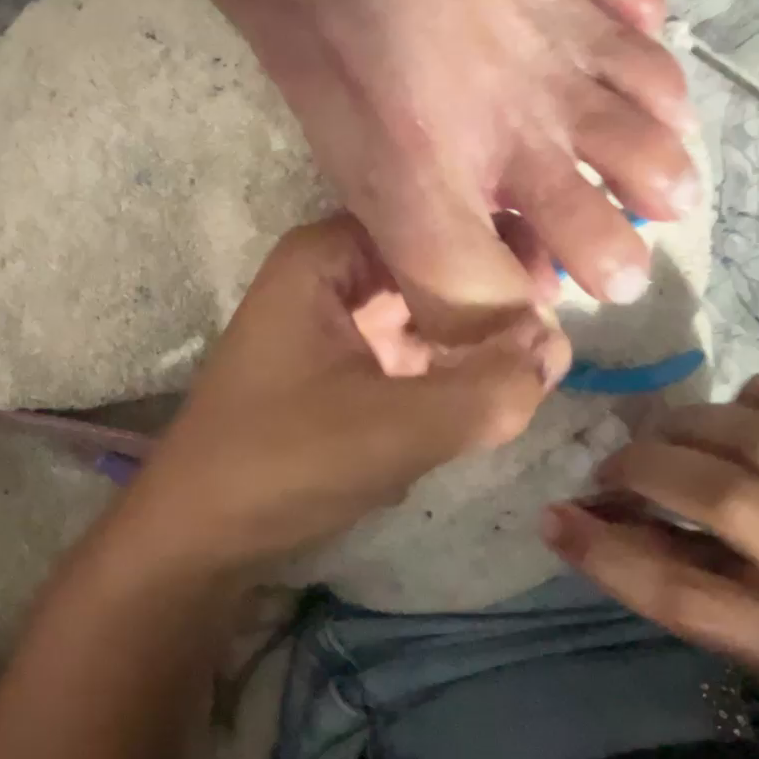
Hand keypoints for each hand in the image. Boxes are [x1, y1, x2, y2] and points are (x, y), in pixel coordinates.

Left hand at [114, 214, 569, 574]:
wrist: (198, 537)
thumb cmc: (284, 463)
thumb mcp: (398, 427)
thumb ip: (488, 387)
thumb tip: (560, 341)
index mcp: (324, 256)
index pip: (430, 221)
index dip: (497, 248)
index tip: (560, 284)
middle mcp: (324, 274)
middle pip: (427, 264)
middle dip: (487, 299)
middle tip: (555, 331)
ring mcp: (326, 321)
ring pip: (419, 311)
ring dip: (467, 339)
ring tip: (532, 363)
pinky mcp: (332, 367)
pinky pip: (403, 349)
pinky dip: (439, 369)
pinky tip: (481, 393)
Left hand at [243, 0, 697, 334]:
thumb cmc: (319, 47)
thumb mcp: (344, 162)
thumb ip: (414, 223)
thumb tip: (474, 251)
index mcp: (447, 190)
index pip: (511, 291)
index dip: (527, 306)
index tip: (533, 289)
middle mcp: (531, 130)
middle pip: (615, 223)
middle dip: (621, 258)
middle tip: (618, 263)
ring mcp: (569, 42)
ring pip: (658, 118)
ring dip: (660, 157)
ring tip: (653, 170)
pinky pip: (644, 11)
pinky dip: (644, 43)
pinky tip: (627, 50)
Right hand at [541, 375, 758, 724]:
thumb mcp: (722, 636)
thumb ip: (645, 571)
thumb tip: (559, 516)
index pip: (682, 593)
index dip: (604, 549)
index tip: (554, 514)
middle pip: (729, 499)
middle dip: (647, 466)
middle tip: (617, 470)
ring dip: (692, 426)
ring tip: (670, 441)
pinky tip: (739, 413)